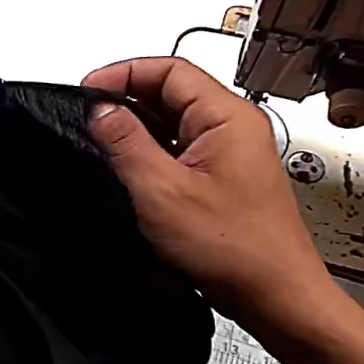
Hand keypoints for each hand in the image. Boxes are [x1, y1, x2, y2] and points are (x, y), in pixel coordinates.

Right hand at [83, 57, 337, 332]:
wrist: (273, 294)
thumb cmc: (237, 249)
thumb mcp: (162, 190)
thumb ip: (126, 143)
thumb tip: (101, 110)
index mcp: (227, 117)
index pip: (169, 70)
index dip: (123, 73)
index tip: (90, 89)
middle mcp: (232, 129)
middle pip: (170, 92)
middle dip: (126, 101)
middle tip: (90, 118)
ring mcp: (227, 154)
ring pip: (172, 123)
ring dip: (136, 129)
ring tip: (104, 145)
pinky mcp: (219, 178)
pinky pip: (178, 150)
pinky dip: (149, 154)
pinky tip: (128, 171)